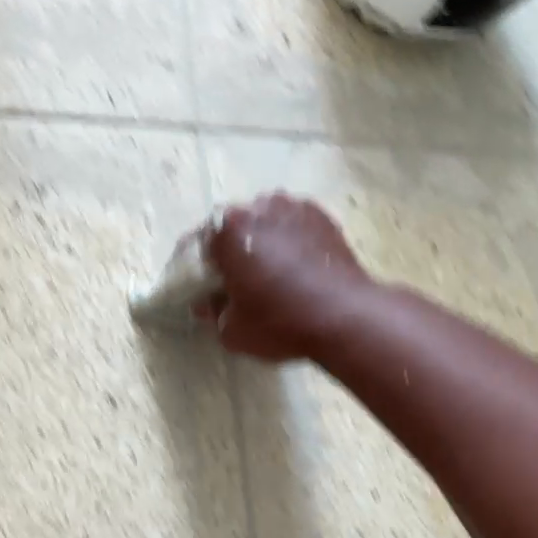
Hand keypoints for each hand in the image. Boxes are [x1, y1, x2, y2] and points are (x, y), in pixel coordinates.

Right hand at [201, 192, 375, 360]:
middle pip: (232, 226)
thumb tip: (207, 302)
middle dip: (228, 249)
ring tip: (264, 269)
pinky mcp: (322, 216)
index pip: (196, 243)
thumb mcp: (232, 331)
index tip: (196, 283)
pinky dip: (287, 240)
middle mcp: (258, 207)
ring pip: (264, 221)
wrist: (344, 316)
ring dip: (259, 240)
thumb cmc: (279, 323)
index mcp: (227, 230)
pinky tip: (292, 265)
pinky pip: (292, 226)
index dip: (192, 265)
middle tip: (230, 277)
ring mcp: (293, 207)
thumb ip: (212, 312)